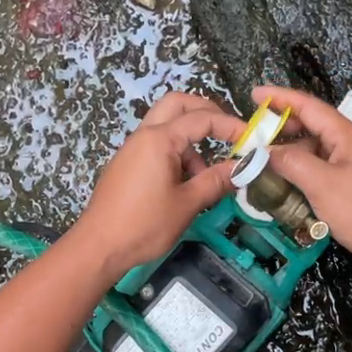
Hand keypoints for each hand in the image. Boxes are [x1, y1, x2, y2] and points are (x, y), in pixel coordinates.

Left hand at [71, 92, 243, 274]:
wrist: (98, 246)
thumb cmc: (144, 225)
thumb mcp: (187, 204)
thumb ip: (217, 181)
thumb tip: (244, 167)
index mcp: (159, 139)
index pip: (202, 119)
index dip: (231, 126)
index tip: (253, 140)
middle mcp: (144, 136)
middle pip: (178, 105)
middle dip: (207, 113)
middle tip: (228, 134)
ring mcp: (132, 149)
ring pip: (166, 126)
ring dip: (191, 140)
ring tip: (206, 176)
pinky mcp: (127, 165)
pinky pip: (155, 146)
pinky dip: (176, 154)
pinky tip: (185, 185)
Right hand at [254, 85, 351, 270]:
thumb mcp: (322, 184)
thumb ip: (291, 163)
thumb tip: (265, 152)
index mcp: (347, 135)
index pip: (309, 106)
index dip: (280, 98)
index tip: (254, 93)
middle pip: (312, 127)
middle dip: (282, 129)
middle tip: (253, 136)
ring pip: (316, 151)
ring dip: (290, 155)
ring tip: (263, 164)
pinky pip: (322, 170)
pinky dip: (302, 173)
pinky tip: (287, 185)